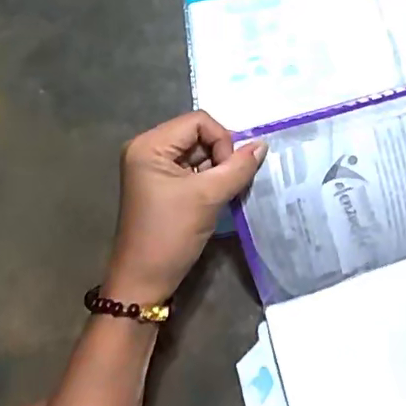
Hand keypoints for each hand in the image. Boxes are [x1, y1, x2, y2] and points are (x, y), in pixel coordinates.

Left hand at [102, 112, 266, 304]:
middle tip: (225, 183)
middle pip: (199, 133)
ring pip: (199, 150)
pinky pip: (192, 166)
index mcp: (150, 145)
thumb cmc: (170, 235)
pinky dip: (208, 177)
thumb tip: (263, 145)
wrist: (142, 284)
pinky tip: (213, 196)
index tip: (225, 172)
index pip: (200, 121)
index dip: (221, 140)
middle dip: (219, 155)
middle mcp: (148, 148)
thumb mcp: (210, 197)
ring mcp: (153, 166)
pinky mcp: (160, 183)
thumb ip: (239, 166)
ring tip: (220, 192)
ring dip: (216, 167)